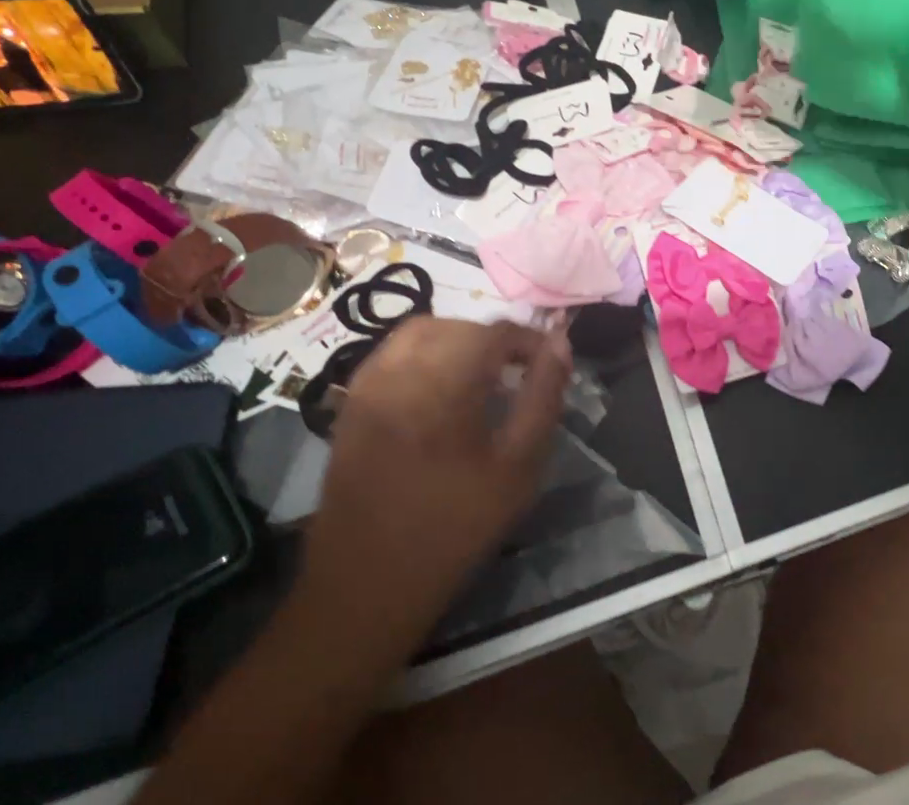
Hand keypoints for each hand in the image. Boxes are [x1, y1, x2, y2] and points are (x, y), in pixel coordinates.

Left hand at [298, 317, 572, 640]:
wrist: (369, 582)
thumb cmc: (458, 526)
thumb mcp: (519, 465)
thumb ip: (543, 397)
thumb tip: (560, 346)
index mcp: (442, 386)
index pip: (493, 332)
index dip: (529, 339)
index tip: (549, 365)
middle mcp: (397, 375)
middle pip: (454, 326)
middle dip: (493, 339)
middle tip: (519, 372)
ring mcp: (365, 390)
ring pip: (416, 335)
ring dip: (456, 342)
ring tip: (481, 378)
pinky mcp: (348, 408)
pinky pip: (389, 357)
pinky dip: (422, 357)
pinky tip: (440, 392)